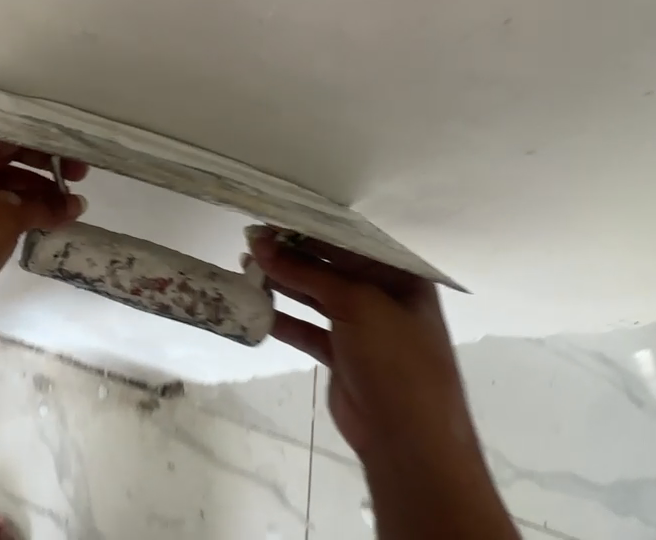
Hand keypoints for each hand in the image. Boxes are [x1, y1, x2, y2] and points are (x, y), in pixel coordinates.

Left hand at [0, 135, 86, 334]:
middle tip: (80, 182)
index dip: (46, 143)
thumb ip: (43, 207)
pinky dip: (22, 214)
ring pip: (6, 188)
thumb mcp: (6, 218)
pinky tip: (47, 226)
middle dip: (46, 170)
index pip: (12, 136)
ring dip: (38, 196)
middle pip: (10, 160)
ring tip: (71, 211)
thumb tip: (75, 204)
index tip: (76, 156)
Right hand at [247, 227, 477, 467]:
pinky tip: (255, 305)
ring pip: (314, 294)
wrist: (410, 441)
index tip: (271, 214)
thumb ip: (305, 270)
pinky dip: (282, 317)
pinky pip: (306, 326)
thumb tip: (258, 241)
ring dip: (281, 281)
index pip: (350, 240)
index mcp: (401, 278)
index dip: (311, 227)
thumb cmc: (397, 361)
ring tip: (245, 264)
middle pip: (329, 266)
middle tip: (250, 238)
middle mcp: (383, 297)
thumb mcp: (356, 303)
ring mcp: (363, 328)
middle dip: (290, 253)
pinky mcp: (342, 354)